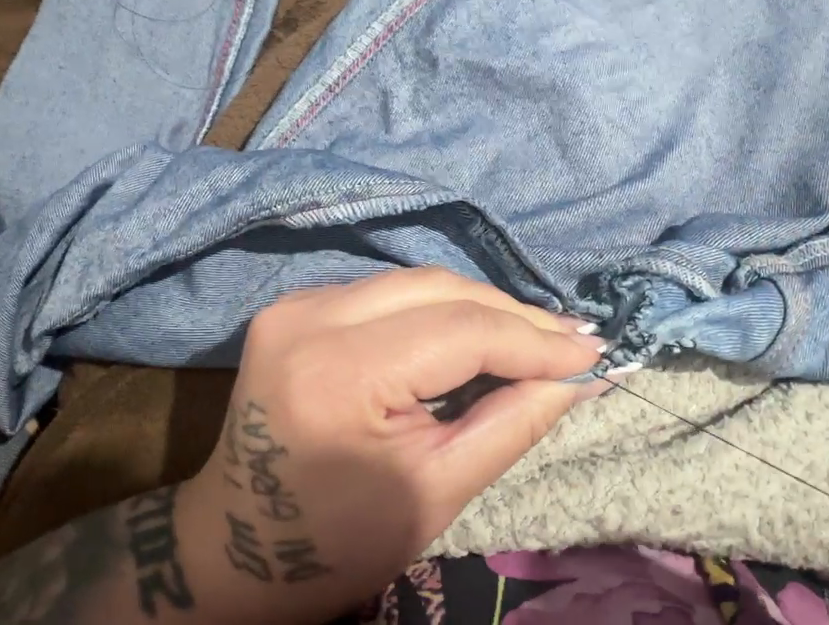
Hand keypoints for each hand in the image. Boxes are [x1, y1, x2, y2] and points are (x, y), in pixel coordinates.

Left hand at [172, 267, 614, 622]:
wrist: (235, 547)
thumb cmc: (337, 541)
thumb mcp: (436, 493)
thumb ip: (511, 424)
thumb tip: (579, 375)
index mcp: (339, 374)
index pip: (459, 332)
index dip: (532, 340)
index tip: (594, 351)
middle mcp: (310, 317)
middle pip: (437, 289)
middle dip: (511, 314)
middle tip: (572, 340)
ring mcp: (296, 304)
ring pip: (414, 281)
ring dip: (478, 306)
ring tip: (535, 336)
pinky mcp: (294, 305)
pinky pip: (386, 292)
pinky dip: (436, 307)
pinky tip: (474, 331)